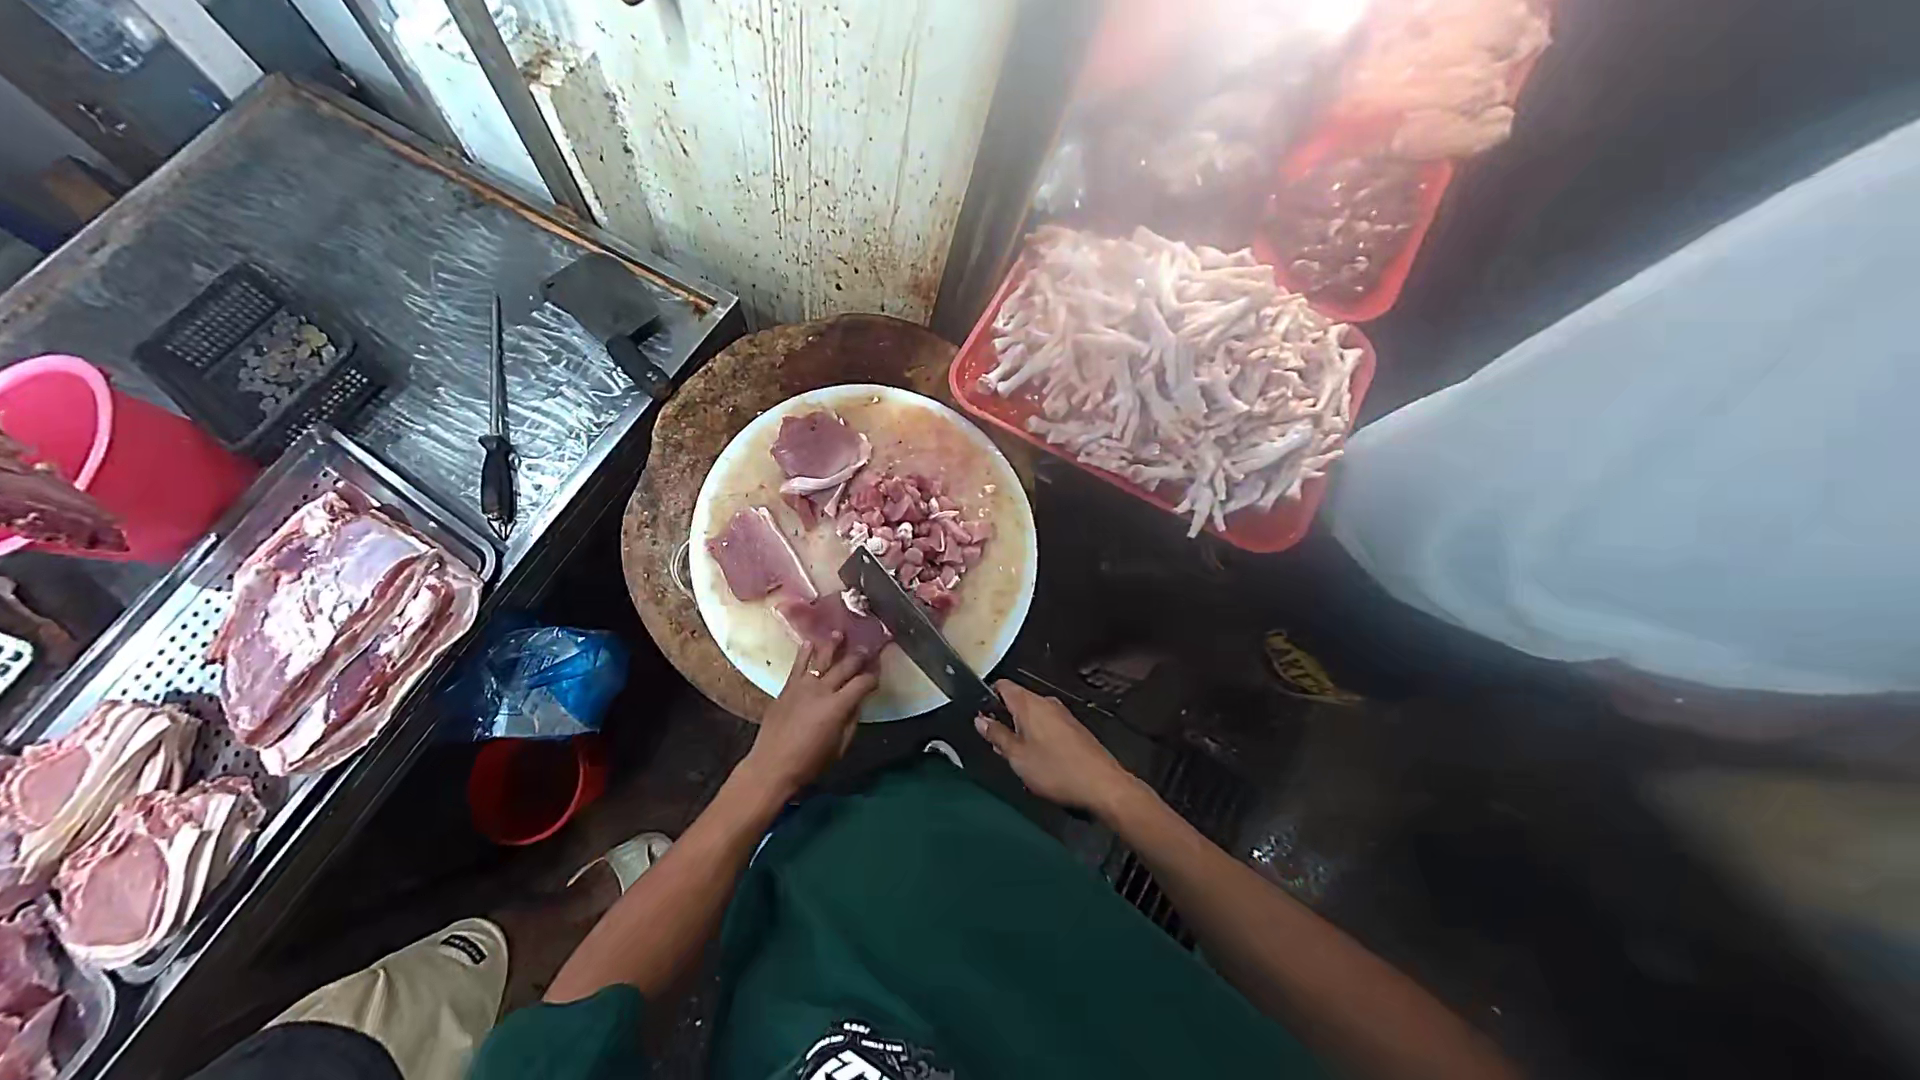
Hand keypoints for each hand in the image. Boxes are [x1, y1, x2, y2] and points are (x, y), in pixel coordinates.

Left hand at [737, 634, 878, 800]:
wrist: (772, 765)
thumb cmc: (810, 762)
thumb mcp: (840, 746)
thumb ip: (851, 721)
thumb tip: (857, 703)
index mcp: (839, 706)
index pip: (862, 683)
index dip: (873, 678)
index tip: (878, 674)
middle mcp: (822, 690)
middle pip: (845, 666)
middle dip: (859, 657)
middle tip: (867, 649)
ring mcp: (802, 686)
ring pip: (821, 658)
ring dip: (832, 645)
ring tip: (839, 634)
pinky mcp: (787, 688)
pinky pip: (798, 665)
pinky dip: (804, 652)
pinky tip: (809, 642)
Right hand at [974, 681, 1142, 815]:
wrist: (1100, 784)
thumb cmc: (1058, 770)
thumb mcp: (1016, 756)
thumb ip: (996, 735)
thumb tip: (981, 721)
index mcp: (1029, 704)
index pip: (1001, 685)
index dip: (987, 698)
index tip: (981, 716)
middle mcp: (1046, 703)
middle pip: (1017, 701)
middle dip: (1005, 720)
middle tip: (1000, 746)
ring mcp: (1062, 714)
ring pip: (1032, 715)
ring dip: (1021, 732)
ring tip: (1020, 759)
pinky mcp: (1073, 728)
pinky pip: (1048, 725)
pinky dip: (1038, 737)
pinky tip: (1040, 761)